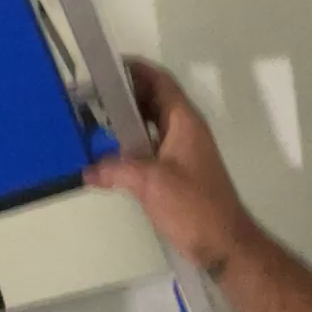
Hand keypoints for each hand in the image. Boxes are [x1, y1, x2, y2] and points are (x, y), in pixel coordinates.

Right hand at [85, 58, 262, 275]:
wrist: (225, 245)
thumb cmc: (194, 206)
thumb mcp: (150, 182)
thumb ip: (116, 170)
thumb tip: (87, 170)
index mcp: (183, 122)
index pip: (159, 82)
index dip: (135, 69)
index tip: (105, 66)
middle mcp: (184, 130)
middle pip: (152, 100)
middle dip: (123, 94)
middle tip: (90, 94)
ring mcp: (181, 151)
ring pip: (149, 125)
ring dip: (125, 120)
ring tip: (92, 120)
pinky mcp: (176, 172)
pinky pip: (149, 147)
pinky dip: (129, 145)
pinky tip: (106, 155)